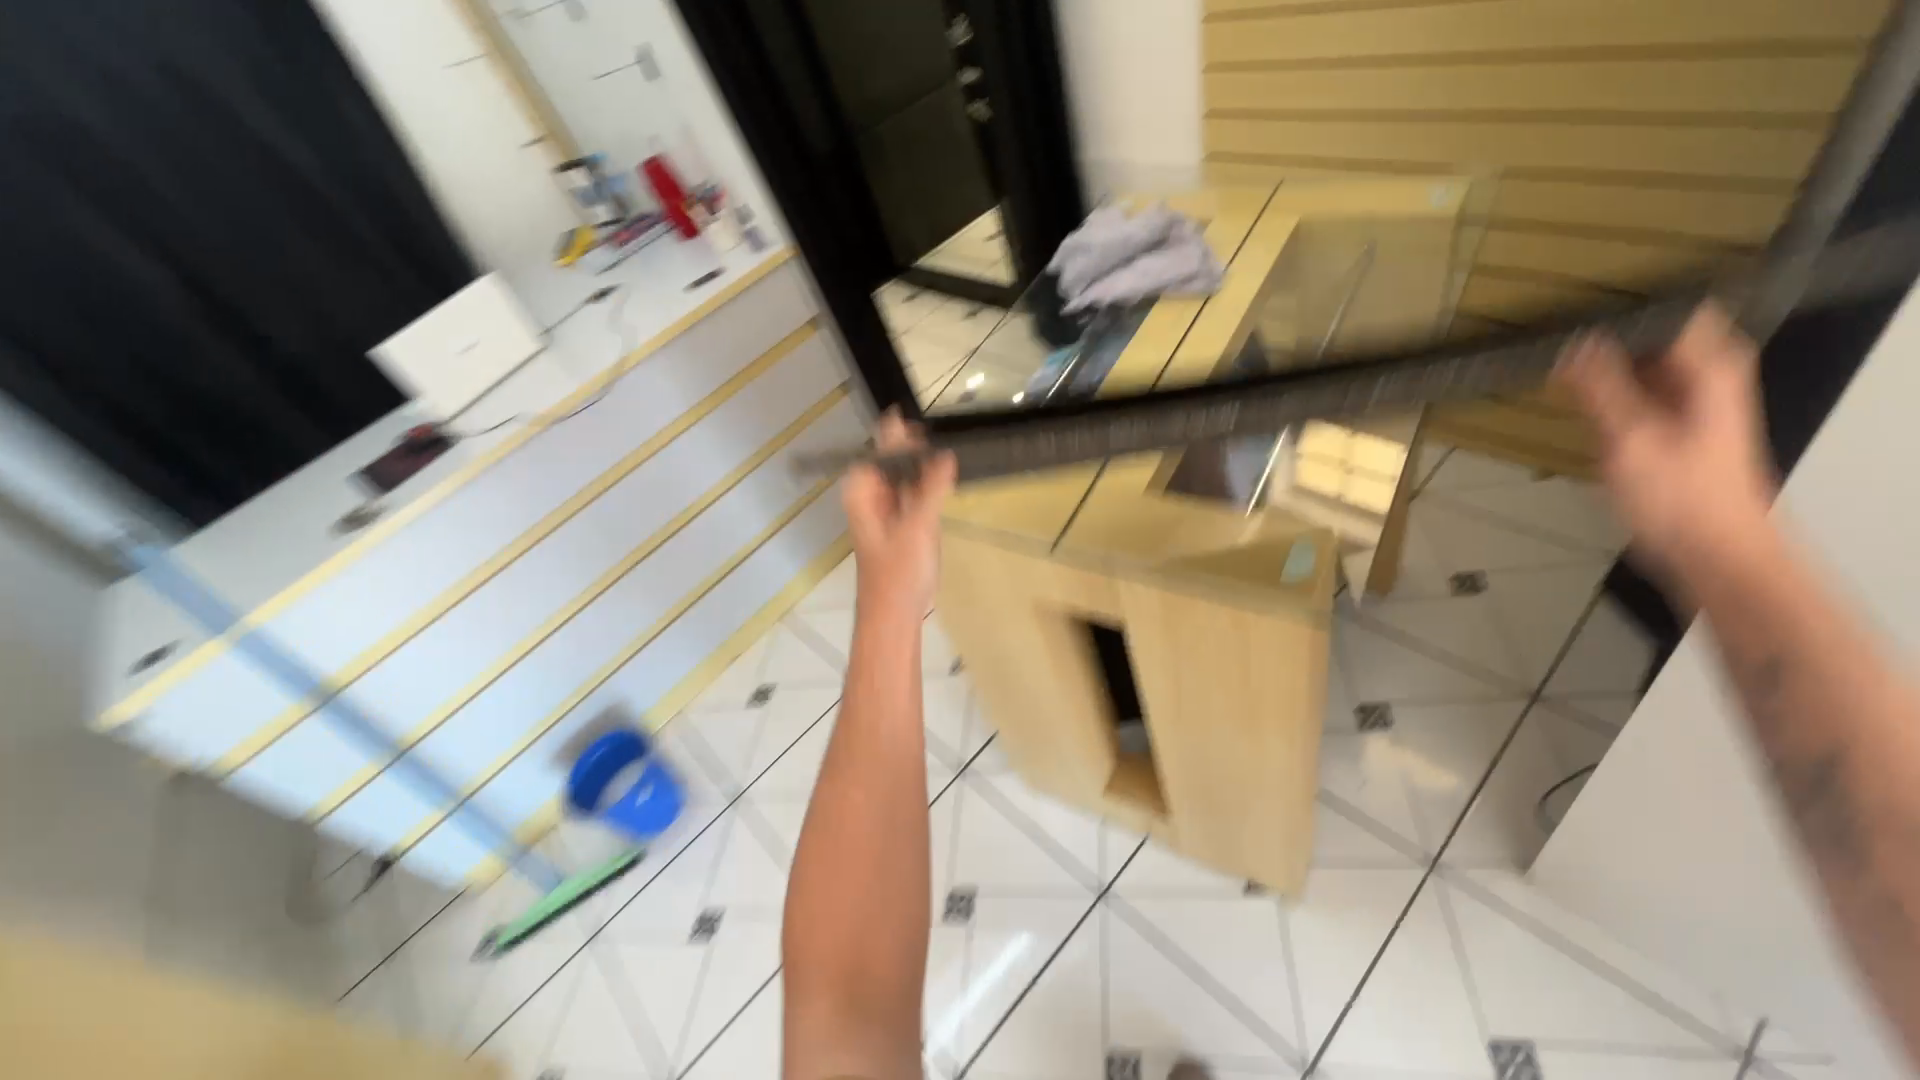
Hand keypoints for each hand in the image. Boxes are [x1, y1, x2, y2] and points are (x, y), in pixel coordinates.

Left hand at [843, 410, 956, 620]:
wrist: (895, 614)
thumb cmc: (898, 572)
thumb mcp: (918, 526)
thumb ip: (932, 488)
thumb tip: (946, 455)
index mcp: (862, 492)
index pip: (879, 450)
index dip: (897, 434)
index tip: (916, 418)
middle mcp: (871, 495)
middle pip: (892, 460)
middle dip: (915, 447)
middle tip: (945, 431)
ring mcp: (888, 509)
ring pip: (906, 476)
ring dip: (924, 464)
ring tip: (950, 445)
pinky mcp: (905, 523)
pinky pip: (916, 493)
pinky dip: (929, 484)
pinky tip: (947, 475)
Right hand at [1555, 304, 1778, 575]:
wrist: (1712, 552)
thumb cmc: (1681, 496)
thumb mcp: (1632, 438)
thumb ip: (1600, 387)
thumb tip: (1571, 341)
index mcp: (1707, 365)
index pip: (1670, 307)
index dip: (1624, 298)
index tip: (1572, 293)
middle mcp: (1700, 374)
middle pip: (1651, 331)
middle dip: (1603, 324)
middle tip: (1547, 317)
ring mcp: (1683, 401)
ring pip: (1637, 359)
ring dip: (1598, 355)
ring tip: (1548, 345)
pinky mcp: (1665, 426)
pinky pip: (1629, 389)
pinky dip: (1599, 384)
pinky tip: (1564, 383)